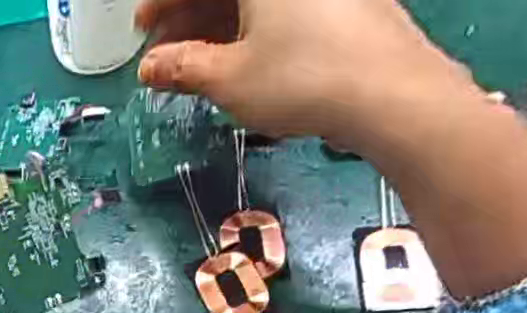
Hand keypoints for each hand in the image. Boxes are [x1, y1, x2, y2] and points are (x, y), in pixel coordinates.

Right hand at [135, 0, 481, 144]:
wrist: (385, 89)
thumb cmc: (299, 78)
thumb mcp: (229, 79)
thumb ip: (183, 68)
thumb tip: (149, 67)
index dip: (162, 2)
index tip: (141, 29)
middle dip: (186, 14)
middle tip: (160, 53)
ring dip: (211, 24)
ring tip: (188, 65)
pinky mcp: (334, 1)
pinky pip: (276, 5)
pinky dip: (244, 26)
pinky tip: (228, 58)